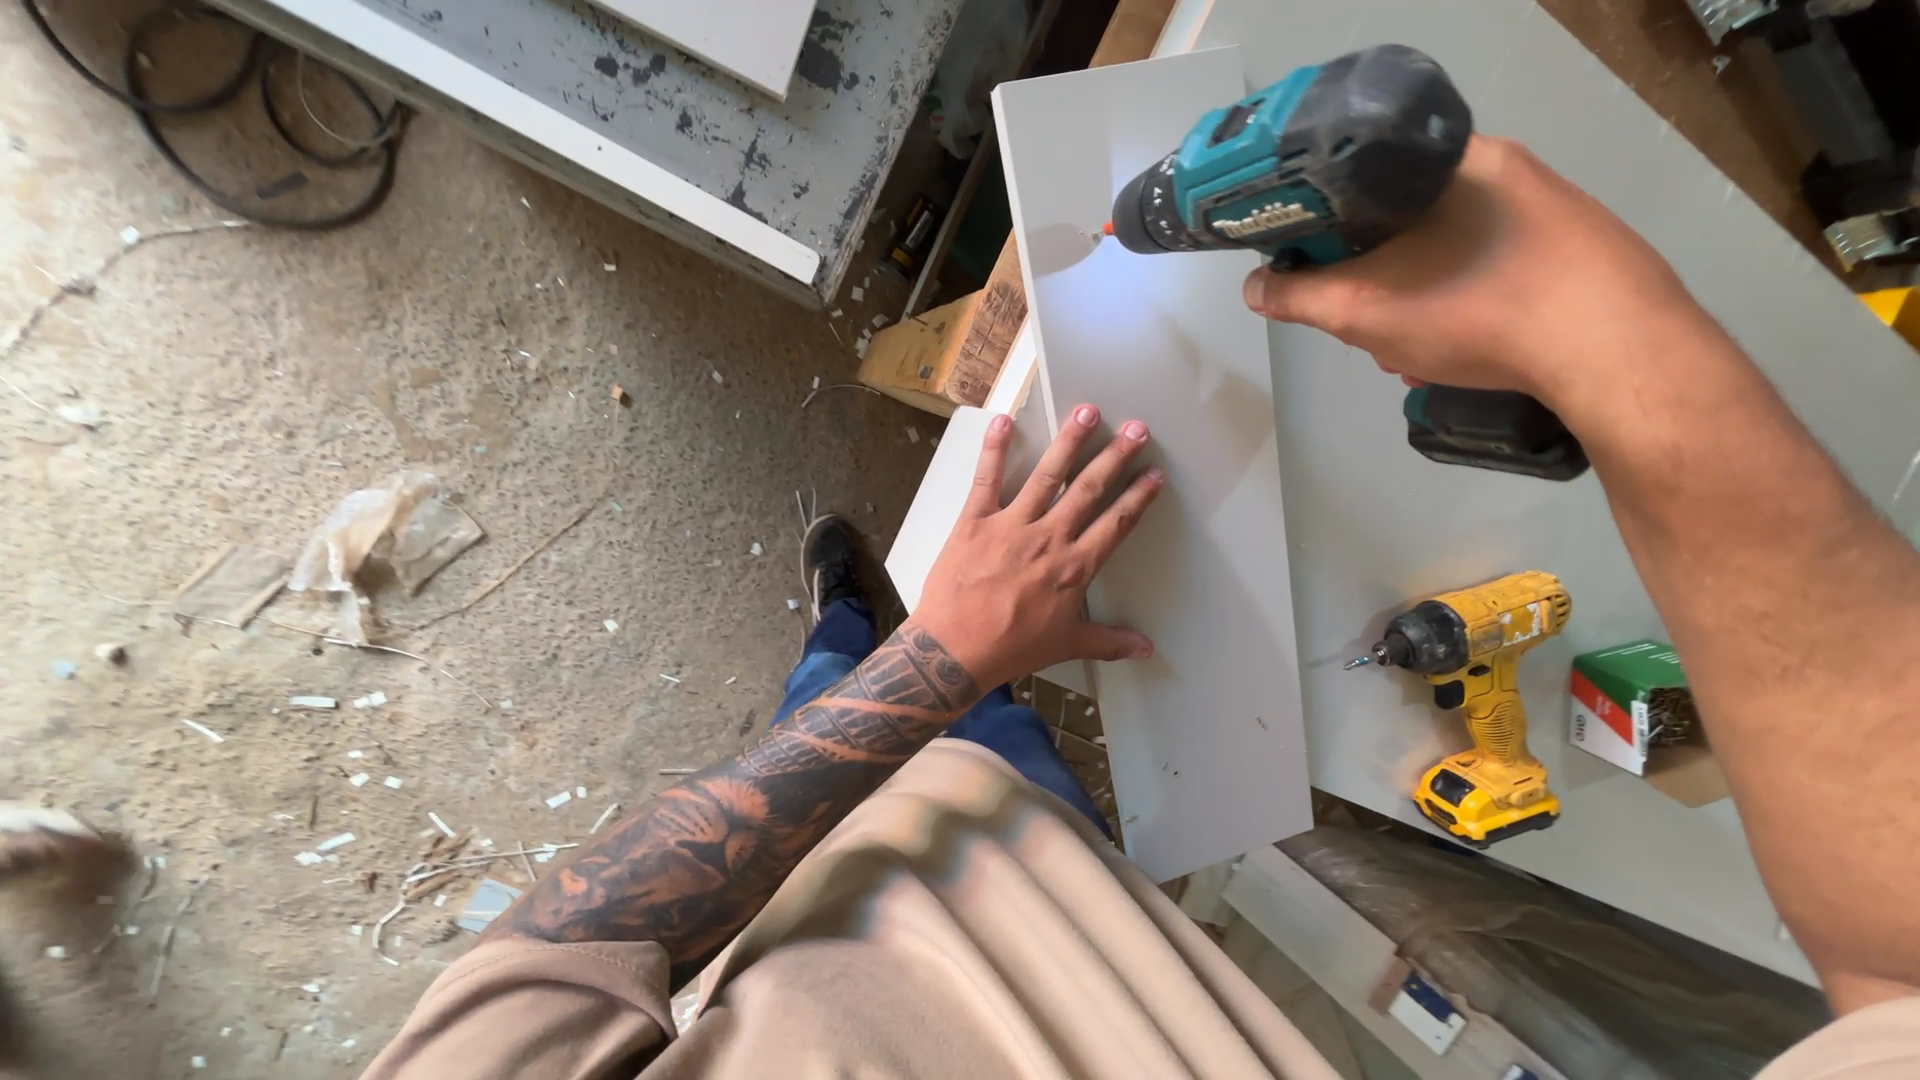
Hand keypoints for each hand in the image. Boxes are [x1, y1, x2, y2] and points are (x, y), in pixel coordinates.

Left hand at [909, 404, 1163, 689]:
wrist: (954, 651)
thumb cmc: (1011, 648)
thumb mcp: (1066, 645)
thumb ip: (1109, 640)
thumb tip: (1146, 648)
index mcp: (1074, 567)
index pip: (1116, 524)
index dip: (1137, 497)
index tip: (1153, 473)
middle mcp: (1048, 539)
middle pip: (1088, 489)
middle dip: (1115, 456)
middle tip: (1136, 428)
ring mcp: (1011, 526)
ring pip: (1047, 475)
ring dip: (1068, 441)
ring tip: (1087, 411)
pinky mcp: (974, 521)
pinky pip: (986, 478)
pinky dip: (993, 448)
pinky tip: (1003, 420)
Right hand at [1242, 136, 1710, 412]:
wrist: (1612, 349)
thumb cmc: (1475, 309)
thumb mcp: (1361, 309)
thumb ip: (1297, 296)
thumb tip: (1254, 287)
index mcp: (1449, 162)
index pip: (1358, 187)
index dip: (1324, 236)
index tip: (1317, 276)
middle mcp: (1499, 171)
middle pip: (1398, 229)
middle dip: (1374, 287)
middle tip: (1373, 331)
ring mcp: (1542, 209)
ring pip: (1441, 258)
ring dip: (1415, 309)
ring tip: (1418, 356)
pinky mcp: (1571, 250)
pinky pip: (1487, 274)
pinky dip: (1462, 312)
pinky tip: (1463, 353)